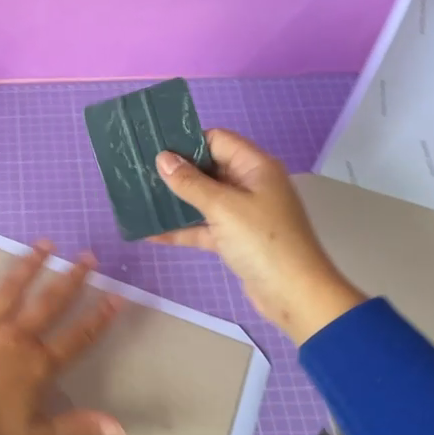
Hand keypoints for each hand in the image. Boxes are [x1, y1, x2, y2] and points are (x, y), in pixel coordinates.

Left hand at [0, 242, 127, 434]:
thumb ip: (78, 428)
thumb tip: (121, 428)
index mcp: (38, 365)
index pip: (77, 337)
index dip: (99, 317)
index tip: (116, 296)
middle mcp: (15, 337)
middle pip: (49, 303)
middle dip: (71, 279)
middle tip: (87, 257)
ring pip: (11, 288)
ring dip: (30, 264)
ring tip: (46, 244)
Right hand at [150, 129, 365, 341]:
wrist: (294, 294)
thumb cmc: (262, 241)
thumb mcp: (223, 207)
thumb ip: (190, 182)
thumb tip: (163, 158)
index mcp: (255, 167)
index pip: (218, 140)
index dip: (188, 141)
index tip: (155, 146)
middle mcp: (250, 185)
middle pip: (209, 168)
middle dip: (177, 171)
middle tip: (139, 171)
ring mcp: (243, 213)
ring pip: (204, 199)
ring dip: (176, 200)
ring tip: (140, 197)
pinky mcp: (235, 239)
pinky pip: (204, 227)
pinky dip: (182, 229)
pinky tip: (152, 232)